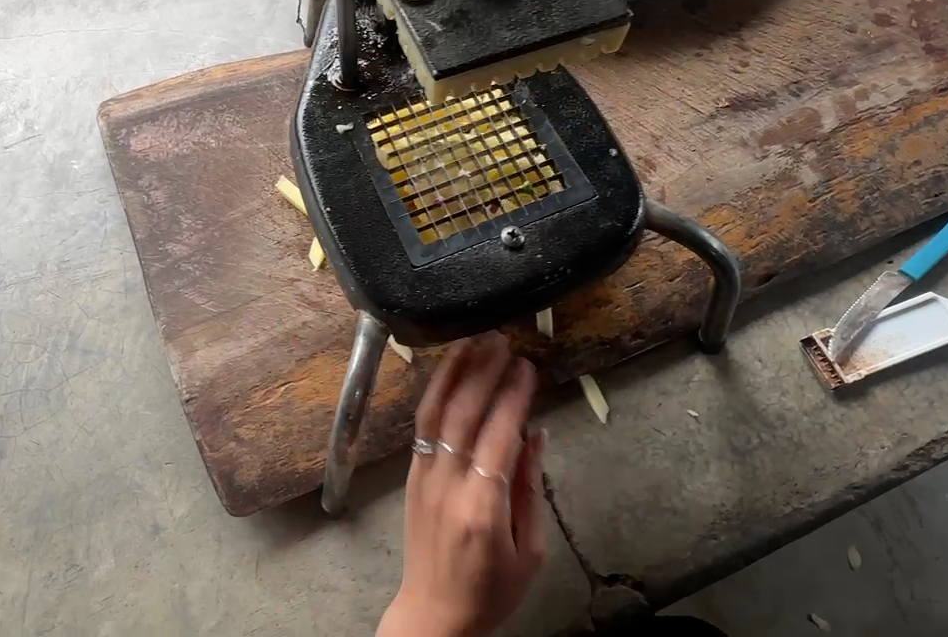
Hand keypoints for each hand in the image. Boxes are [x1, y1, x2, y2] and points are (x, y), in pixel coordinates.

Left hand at [378, 332, 547, 636]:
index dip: (513, 396)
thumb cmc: (490, 589)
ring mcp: (423, 475)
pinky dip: (435, 389)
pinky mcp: (411, 472)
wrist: (433, 614)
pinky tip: (449, 367)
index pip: (499, 436)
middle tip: (503, 340)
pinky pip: (423, 422)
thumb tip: (536, 432)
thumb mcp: (530, 551)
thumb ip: (531, 488)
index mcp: (482, 508)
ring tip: (472, 338)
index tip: (528, 367)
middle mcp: (447, 484)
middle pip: (464, 414)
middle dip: (484, 371)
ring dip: (454, 370)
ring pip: (436, 410)